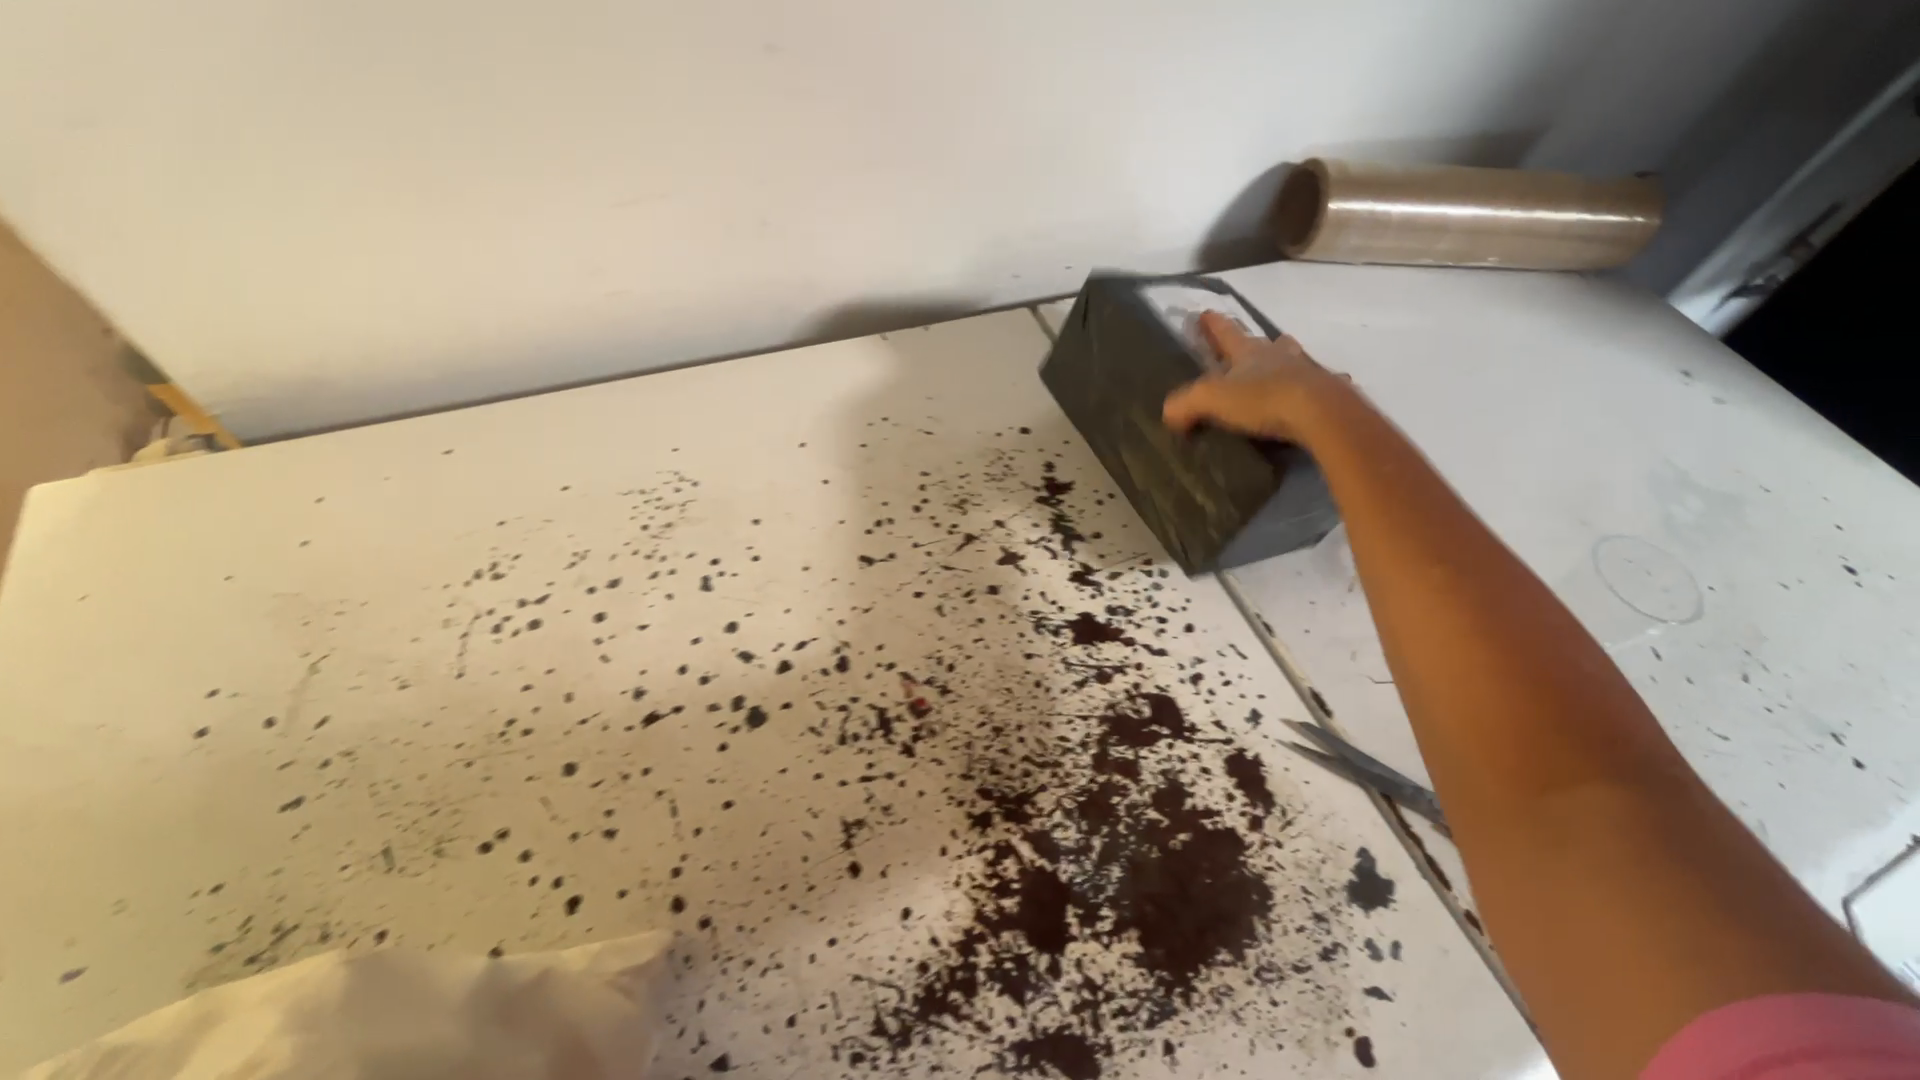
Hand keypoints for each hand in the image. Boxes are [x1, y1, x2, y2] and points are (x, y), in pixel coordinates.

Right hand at [1162, 312, 1348, 443]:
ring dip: (1286, 362)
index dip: (1213, 324)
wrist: (1319, 411)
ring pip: (1294, 359)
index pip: (1226, 332)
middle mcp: (1278, 354)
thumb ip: (1186, 403)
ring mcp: (1306, 370)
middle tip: (1251, 347)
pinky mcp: (1327, 391)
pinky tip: (1316, 396)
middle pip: (1266, 342)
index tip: (1205, 313)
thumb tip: (1168, 412)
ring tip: (1281, 372)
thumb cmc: (1263, 398)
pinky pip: (1319, 386)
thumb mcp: (1212, 399)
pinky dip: (1315, 389)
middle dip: (1256, 343)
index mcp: (1248, 352)